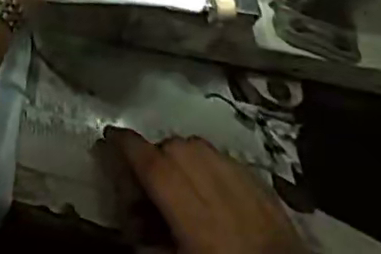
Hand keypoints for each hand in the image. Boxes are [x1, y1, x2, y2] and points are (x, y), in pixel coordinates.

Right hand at [106, 129, 308, 253]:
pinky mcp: (269, 194)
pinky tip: (207, 184)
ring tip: (176, 179)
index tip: (110, 136)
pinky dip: (210, 162)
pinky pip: (229, 160)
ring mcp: (251, 191)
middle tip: (144, 177)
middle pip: (178, 149)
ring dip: (182, 154)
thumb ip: (150, 244)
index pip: (157, 168)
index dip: (129, 147)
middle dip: (155, 153)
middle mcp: (225, 196)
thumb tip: (132, 216)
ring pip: (203, 147)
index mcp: (199, 224)